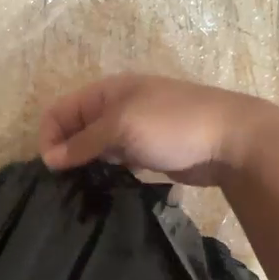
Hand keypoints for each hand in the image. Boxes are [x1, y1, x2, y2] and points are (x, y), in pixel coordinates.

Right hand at [39, 75, 278, 185]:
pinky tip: (101, 187)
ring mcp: (129, 130)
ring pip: (89, 148)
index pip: (59, 111)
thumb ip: (82, 142)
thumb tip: (49, 159)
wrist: (230, 141)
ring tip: (79, 187)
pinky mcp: (141, 151)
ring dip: (80, 165)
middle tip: (63, 182)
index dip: (48, 136)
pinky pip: (109, 161)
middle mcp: (114, 108)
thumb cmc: (174, 125)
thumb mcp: (122, 127)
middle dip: (61, 153)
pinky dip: (100, 172)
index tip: (52, 167)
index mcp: (106, 91)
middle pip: (71, 129)